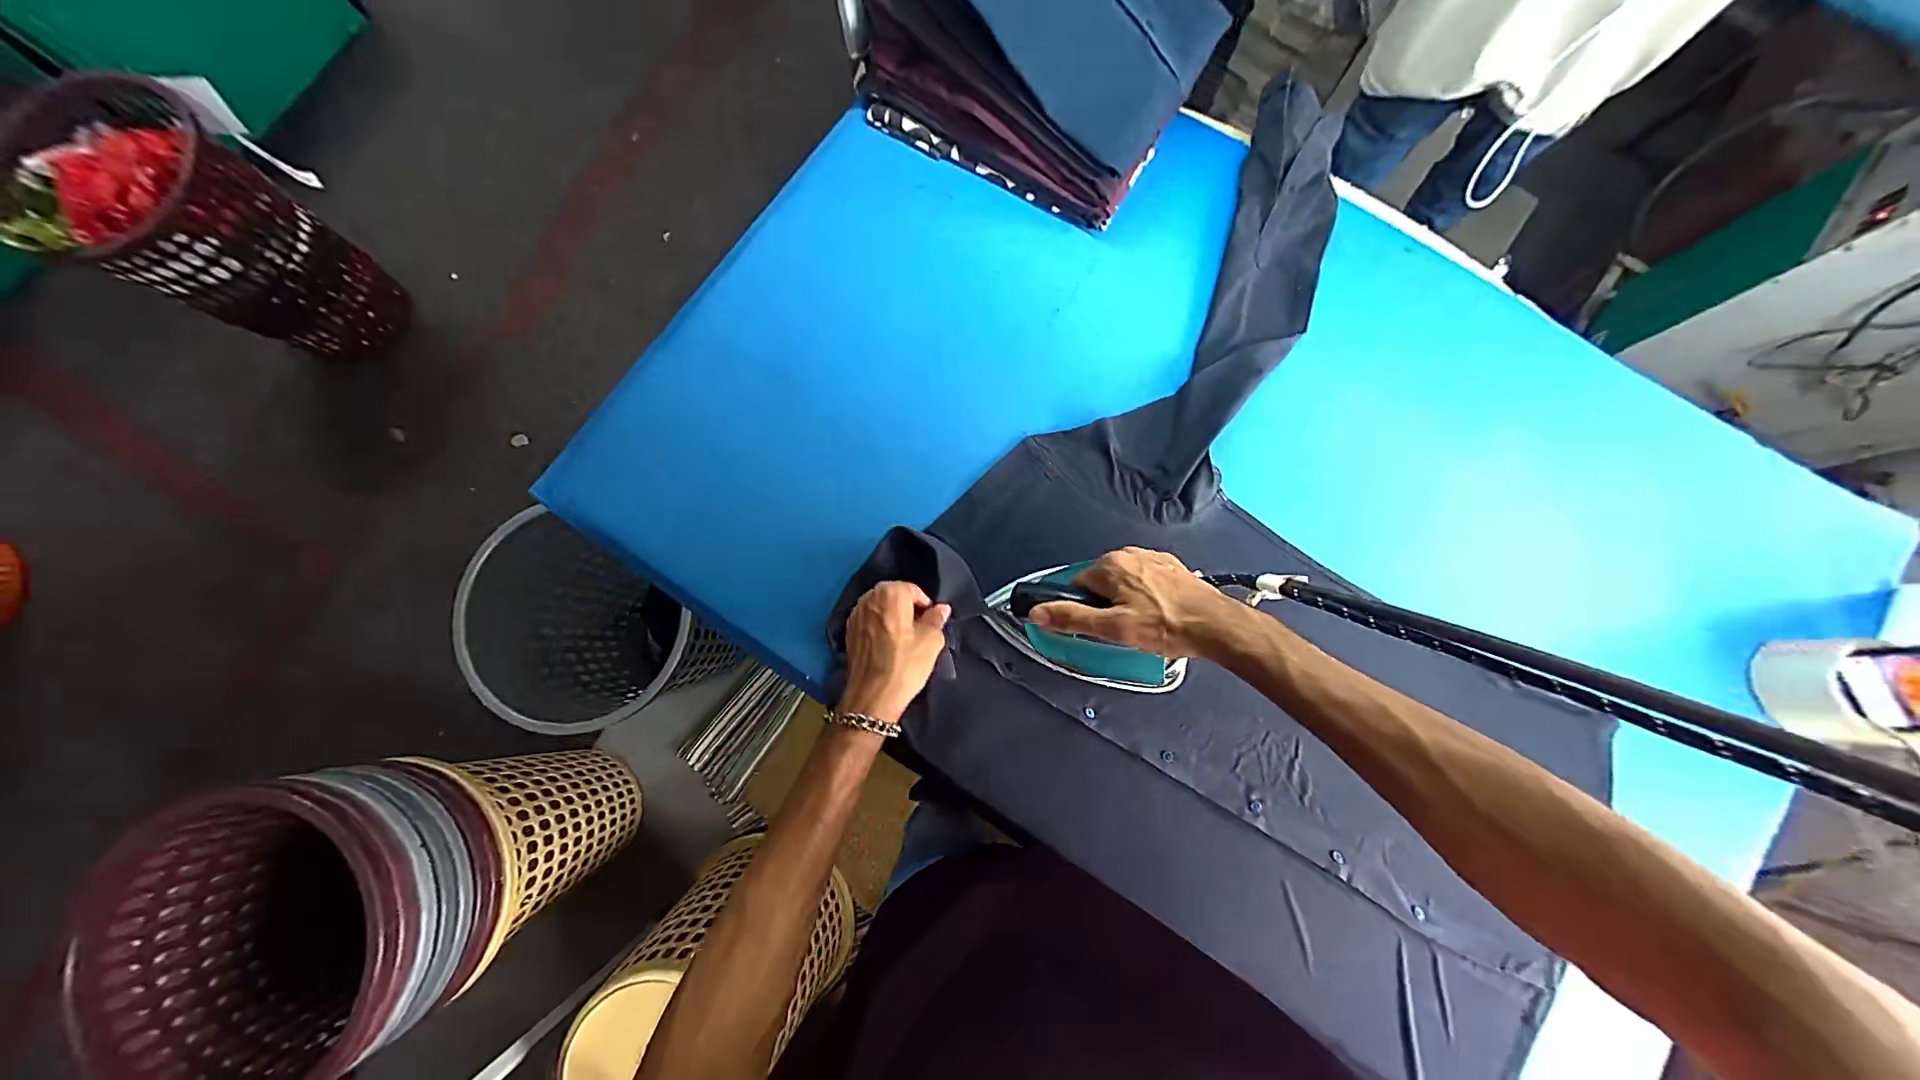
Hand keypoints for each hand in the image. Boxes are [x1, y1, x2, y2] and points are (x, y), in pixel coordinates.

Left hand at [839, 581, 951, 723]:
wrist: (872, 697)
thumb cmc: (905, 665)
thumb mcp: (931, 641)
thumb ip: (936, 619)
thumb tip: (940, 608)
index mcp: (890, 593)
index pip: (913, 590)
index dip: (925, 606)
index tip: (930, 624)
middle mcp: (868, 598)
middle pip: (894, 595)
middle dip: (907, 608)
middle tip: (919, 630)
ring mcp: (855, 614)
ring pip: (879, 607)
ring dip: (892, 616)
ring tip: (903, 638)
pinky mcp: (848, 631)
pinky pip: (869, 620)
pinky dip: (878, 626)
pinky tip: (886, 645)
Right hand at [1030, 547, 1245, 658]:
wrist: (1217, 626)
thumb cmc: (1169, 626)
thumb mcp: (1114, 629)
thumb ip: (1072, 619)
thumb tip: (1038, 612)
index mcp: (1111, 565)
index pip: (1075, 584)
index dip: (1079, 608)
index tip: (1090, 625)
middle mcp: (1131, 555)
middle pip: (1099, 583)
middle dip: (1103, 606)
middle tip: (1119, 631)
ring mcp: (1153, 560)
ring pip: (1123, 582)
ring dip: (1125, 602)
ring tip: (1142, 627)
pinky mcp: (1172, 569)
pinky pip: (1145, 582)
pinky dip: (1145, 598)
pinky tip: (1157, 617)